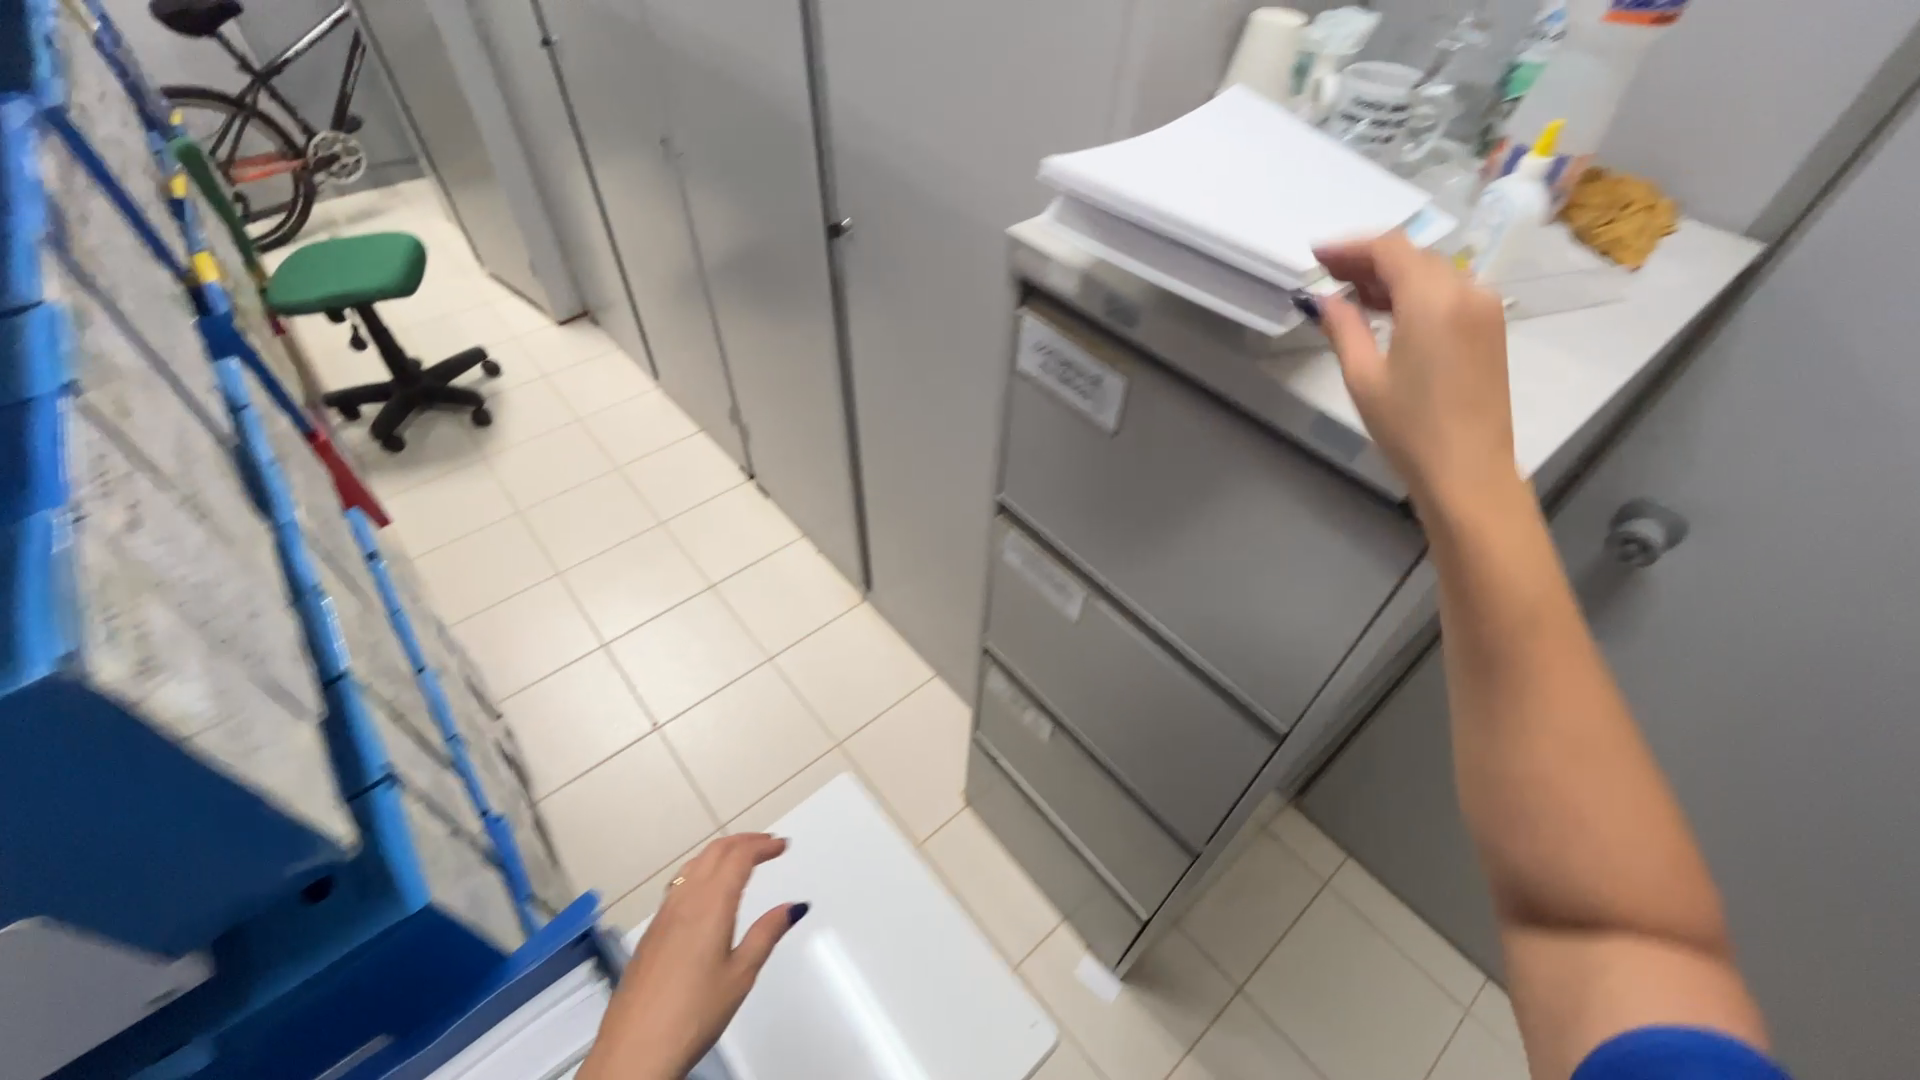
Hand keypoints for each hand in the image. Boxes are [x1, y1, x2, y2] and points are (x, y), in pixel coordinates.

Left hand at [582, 834, 807, 1079]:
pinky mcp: (651, 933)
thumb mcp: (741, 975)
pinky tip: (708, 888)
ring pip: (693, 864)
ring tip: (742, 857)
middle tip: (767, 844)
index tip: (781, 845)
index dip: (762, 845)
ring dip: (721, 852)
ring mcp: (663, 915)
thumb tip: (793, 907)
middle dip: (743, 841)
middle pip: (714, 851)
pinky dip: (702, 870)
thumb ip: (767, 933)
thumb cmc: (691, 1016)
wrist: (633, 1051)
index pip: (738, 856)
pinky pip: (679, 883)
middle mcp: (683, 902)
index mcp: (710, 906)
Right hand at [1313, 231, 1517, 511]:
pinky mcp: (1490, 328)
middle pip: (1413, 256)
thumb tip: (1325, 299)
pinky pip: (1449, 292)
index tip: (1316, 256)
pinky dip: (1416, 292)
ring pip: (1433, 272)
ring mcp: (1485, 308)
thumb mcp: (1363, 377)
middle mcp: (1466, 291)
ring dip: (1392, 276)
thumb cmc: (1409, 428)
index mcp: (1432, 299)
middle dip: (1369, 260)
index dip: (1350, 247)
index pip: (1390, 249)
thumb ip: (1343, 328)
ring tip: (1352, 296)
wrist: (1468, 470)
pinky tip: (1387, 313)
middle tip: (1328, 277)